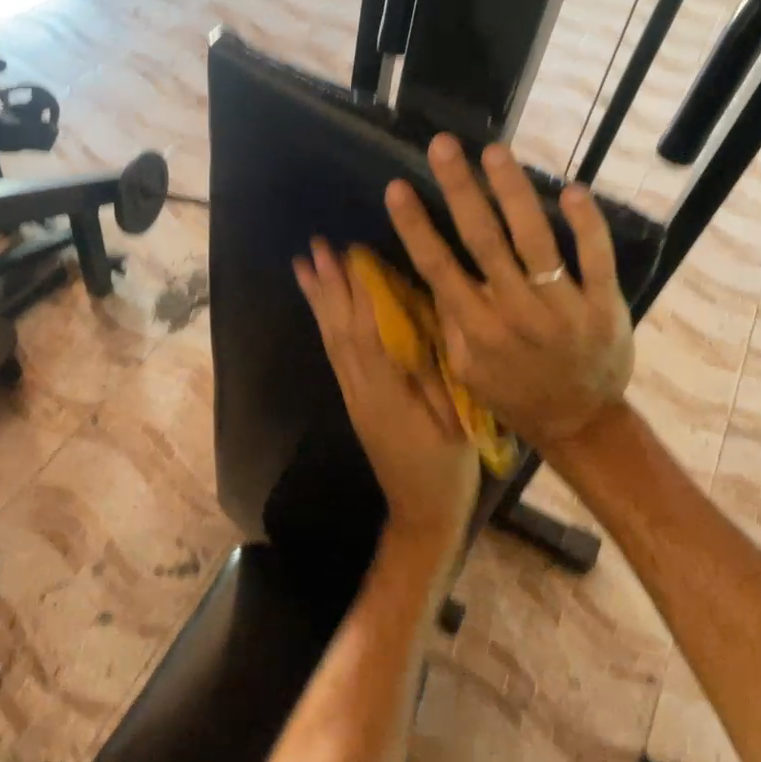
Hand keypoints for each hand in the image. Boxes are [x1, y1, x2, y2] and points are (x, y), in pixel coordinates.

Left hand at [294, 238, 479, 539]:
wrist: (422, 515)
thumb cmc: (449, 470)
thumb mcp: (456, 423)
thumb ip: (437, 376)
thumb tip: (428, 325)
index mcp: (387, 393)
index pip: (368, 331)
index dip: (359, 290)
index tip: (351, 252)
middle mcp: (362, 391)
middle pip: (339, 331)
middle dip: (328, 287)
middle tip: (314, 246)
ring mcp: (355, 398)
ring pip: (332, 342)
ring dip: (319, 302)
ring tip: (304, 267)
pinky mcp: (357, 403)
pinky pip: (337, 355)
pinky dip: (327, 325)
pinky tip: (324, 307)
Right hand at [384, 135, 632, 450]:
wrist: (580, 423)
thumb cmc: (516, 394)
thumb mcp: (469, 370)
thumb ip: (454, 322)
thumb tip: (437, 273)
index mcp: (478, 330)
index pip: (439, 268)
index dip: (416, 226)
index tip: (398, 187)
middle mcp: (516, 313)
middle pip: (483, 241)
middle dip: (460, 189)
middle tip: (443, 145)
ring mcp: (563, 308)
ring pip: (535, 240)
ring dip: (513, 192)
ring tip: (494, 153)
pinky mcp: (603, 304)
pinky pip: (596, 257)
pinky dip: (586, 223)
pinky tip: (572, 190)